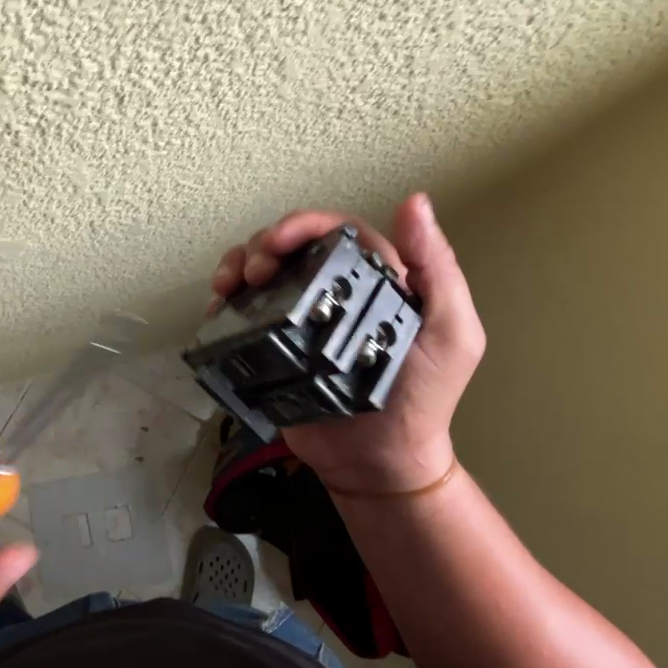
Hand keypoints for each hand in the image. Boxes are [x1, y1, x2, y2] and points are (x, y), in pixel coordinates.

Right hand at [209, 193, 485, 496]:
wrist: (378, 464)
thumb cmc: (422, 399)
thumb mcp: (450, 333)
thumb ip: (438, 270)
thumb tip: (415, 203)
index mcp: (374, 278)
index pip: (335, 232)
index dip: (302, 225)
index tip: (275, 241)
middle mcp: (332, 290)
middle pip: (289, 247)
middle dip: (261, 247)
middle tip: (252, 273)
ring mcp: (298, 318)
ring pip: (260, 272)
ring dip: (236, 266)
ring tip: (226, 287)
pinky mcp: (272, 347)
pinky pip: (242, 314)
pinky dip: (224, 302)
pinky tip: (217, 308)